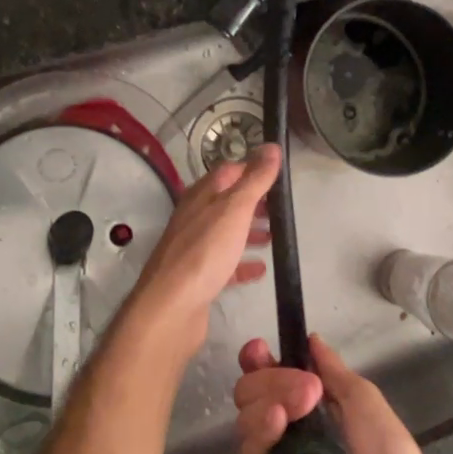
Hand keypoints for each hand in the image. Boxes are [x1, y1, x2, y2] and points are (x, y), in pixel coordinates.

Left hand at [128, 144, 280, 336]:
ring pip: (226, 231)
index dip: (253, 169)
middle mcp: (195, 216)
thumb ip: (255, 179)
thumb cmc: (204, 251)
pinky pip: (225, 263)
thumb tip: (271, 146)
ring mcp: (195, 247)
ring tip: (275, 237)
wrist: (171, 307)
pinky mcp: (198, 276)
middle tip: (281, 209)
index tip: (279, 176)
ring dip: (250, 231)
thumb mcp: (234, 209)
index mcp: (201, 195)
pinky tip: (260, 270)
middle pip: (227, 201)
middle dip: (254, 202)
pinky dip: (242, 262)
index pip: (229, 171)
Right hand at [234, 334, 449, 453]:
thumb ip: (334, 372)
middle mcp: (283, 432)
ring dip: (267, 400)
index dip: (259, 361)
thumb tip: (312, 339)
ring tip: (295, 406)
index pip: (267, 378)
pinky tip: (276, 423)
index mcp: (306, 409)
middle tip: (306, 389)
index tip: (260, 348)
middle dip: (272, 378)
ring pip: (244, 421)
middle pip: (249, 393)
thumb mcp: (365, 403)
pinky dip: (259, 434)